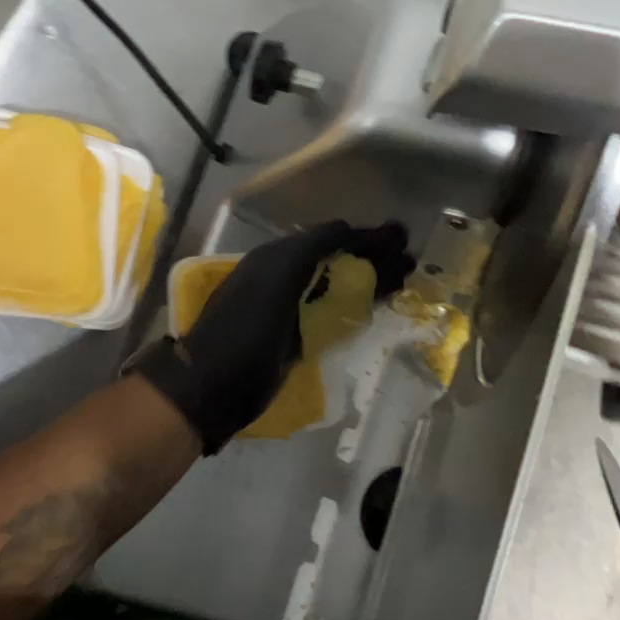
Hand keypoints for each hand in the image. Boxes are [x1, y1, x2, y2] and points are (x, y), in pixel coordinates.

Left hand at [133, 221, 414, 453]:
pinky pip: (326, 311)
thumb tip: (346, 228)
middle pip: (335, 260)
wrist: (210, 391)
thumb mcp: (277, 280)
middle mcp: (279, 276)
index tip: (403, 242)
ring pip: (333, 284)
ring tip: (400, 284)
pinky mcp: (286, 338)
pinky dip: (350, 305)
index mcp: (276, 259)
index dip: (366, 238)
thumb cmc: (244, 336)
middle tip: (409, 266)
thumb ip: (309, 249)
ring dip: (366, 281)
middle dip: (372, 258)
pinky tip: (370, 311)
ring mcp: (283, 308)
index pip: (330, 238)